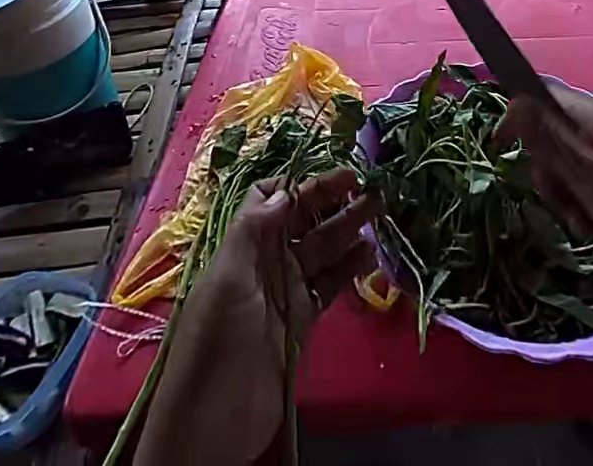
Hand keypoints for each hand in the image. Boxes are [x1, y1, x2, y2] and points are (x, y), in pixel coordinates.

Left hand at [135, 169, 376, 465]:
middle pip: (303, 220)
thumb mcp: (228, 278)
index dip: (298, 183)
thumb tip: (285, 189)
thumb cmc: (215, 339)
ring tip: (378, 211)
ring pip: (322, 248)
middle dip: (332, 200)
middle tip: (369, 185)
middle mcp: (266, 260)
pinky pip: (330, 284)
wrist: (213, 419)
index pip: (270, 199)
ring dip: (348, 228)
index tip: (332, 173)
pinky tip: (370, 252)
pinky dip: (350, 267)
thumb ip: (254, 230)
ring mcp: (286, 289)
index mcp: (243, 244)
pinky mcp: (303, 319)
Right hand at [501, 85, 592, 275]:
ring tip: (588, 222)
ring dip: (567, 195)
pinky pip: (586, 179)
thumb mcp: (590, 176)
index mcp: (591, 114)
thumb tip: (515, 100)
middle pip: (548, 136)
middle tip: (562, 202)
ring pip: (565, 163)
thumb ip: (549, 139)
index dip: (515, 116)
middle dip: (548, 173)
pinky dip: (586, 202)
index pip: (538, 95)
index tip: (501, 149)